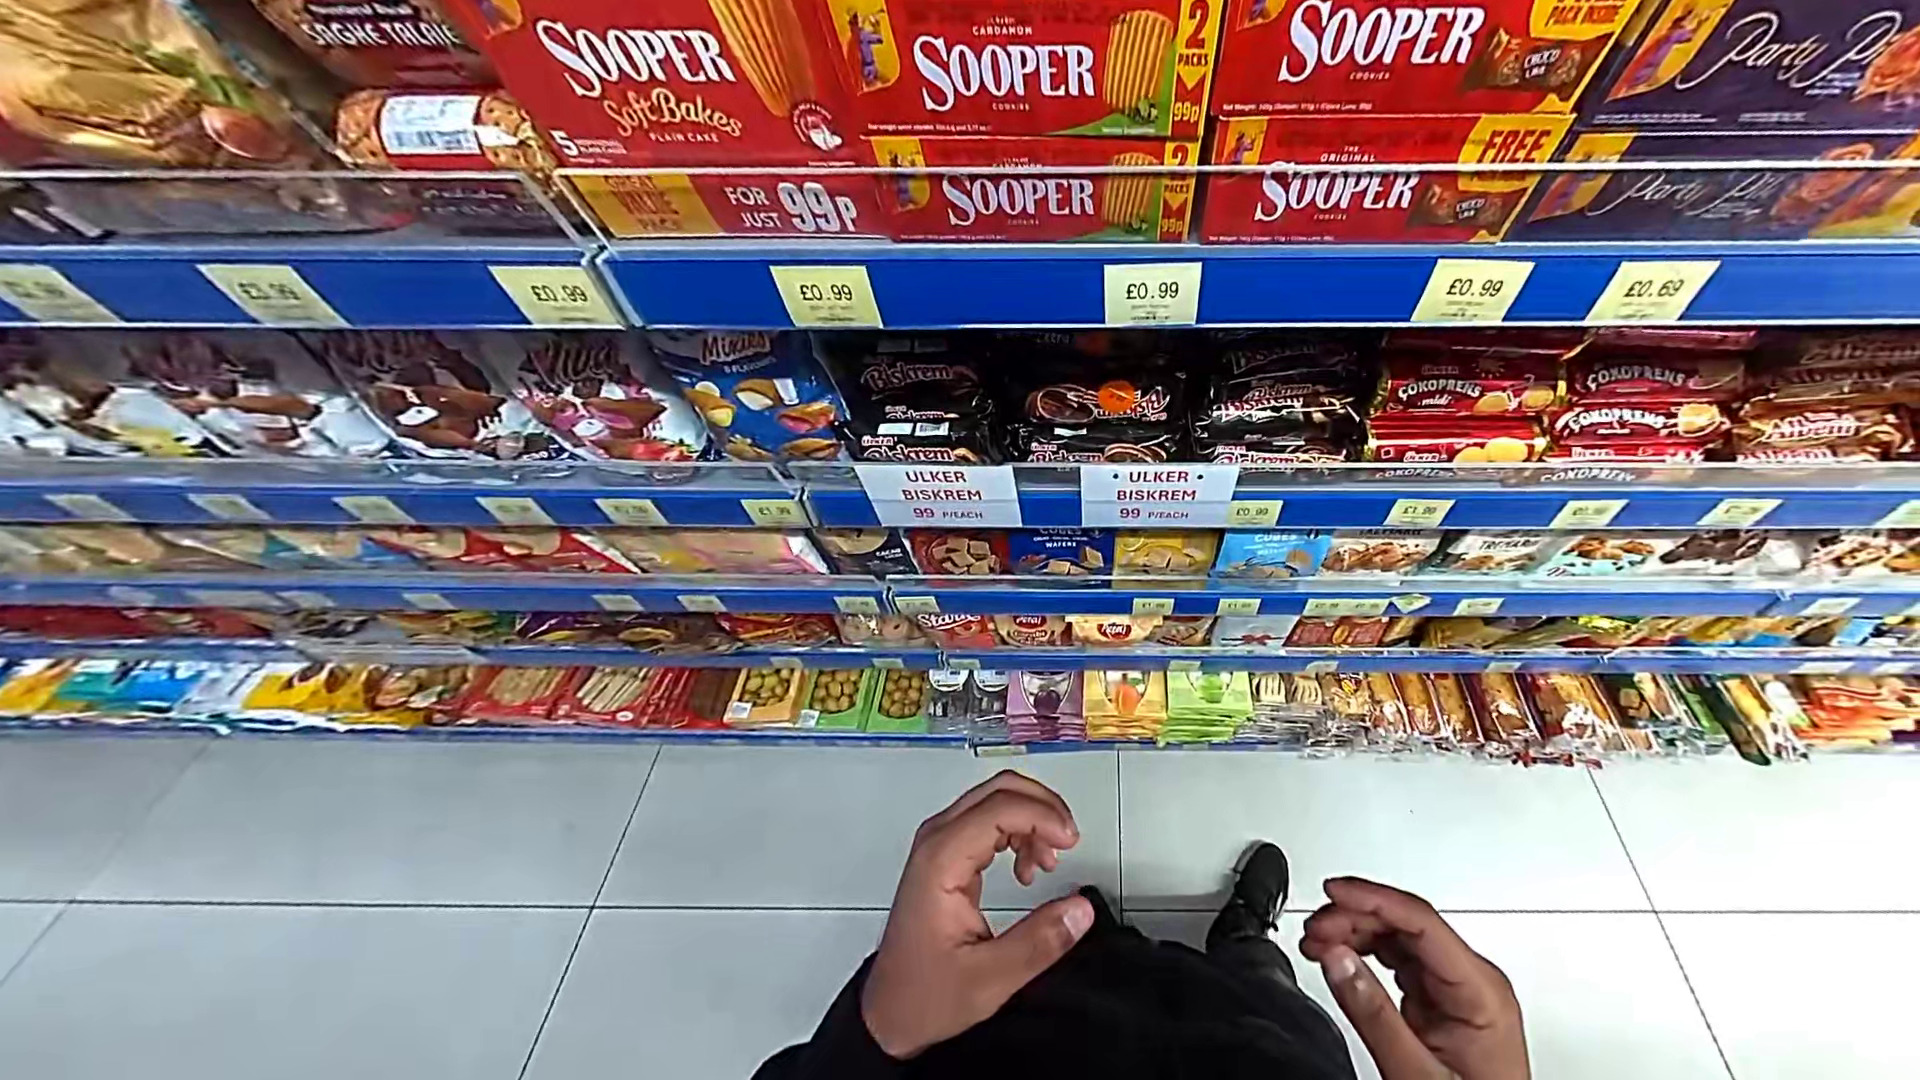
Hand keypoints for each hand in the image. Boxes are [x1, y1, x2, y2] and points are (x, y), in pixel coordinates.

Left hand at [861, 771, 1093, 1059]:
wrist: (890, 1008)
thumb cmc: (925, 993)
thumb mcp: (987, 980)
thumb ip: (1038, 942)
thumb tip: (1080, 908)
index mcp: (942, 859)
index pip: (999, 807)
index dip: (1041, 815)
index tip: (1070, 842)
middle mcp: (938, 838)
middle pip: (998, 789)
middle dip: (1042, 806)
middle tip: (1067, 841)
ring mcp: (941, 840)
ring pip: (996, 798)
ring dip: (1032, 820)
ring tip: (1047, 863)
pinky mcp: (948, 849)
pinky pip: (990, 818)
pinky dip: (1019, 830)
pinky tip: (1028, 867)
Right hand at [1300, 877, 1528, 1079]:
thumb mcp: (1417, 1075)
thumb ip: (1373, 1015)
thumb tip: (1335, 956)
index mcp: (1481, 992)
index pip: (1420, 921)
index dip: (1371, 898)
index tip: (1332, 891)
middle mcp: (1472, 980)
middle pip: (1402, 922)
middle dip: (1350, 917)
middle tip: (1313, 931)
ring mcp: (1453, 986)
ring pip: (1392, 932)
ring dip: (1348, 929)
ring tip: (1316, 943)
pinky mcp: (1434, 995)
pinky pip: (1389, 952)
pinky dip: (1356, 946)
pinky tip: (1334, 954)